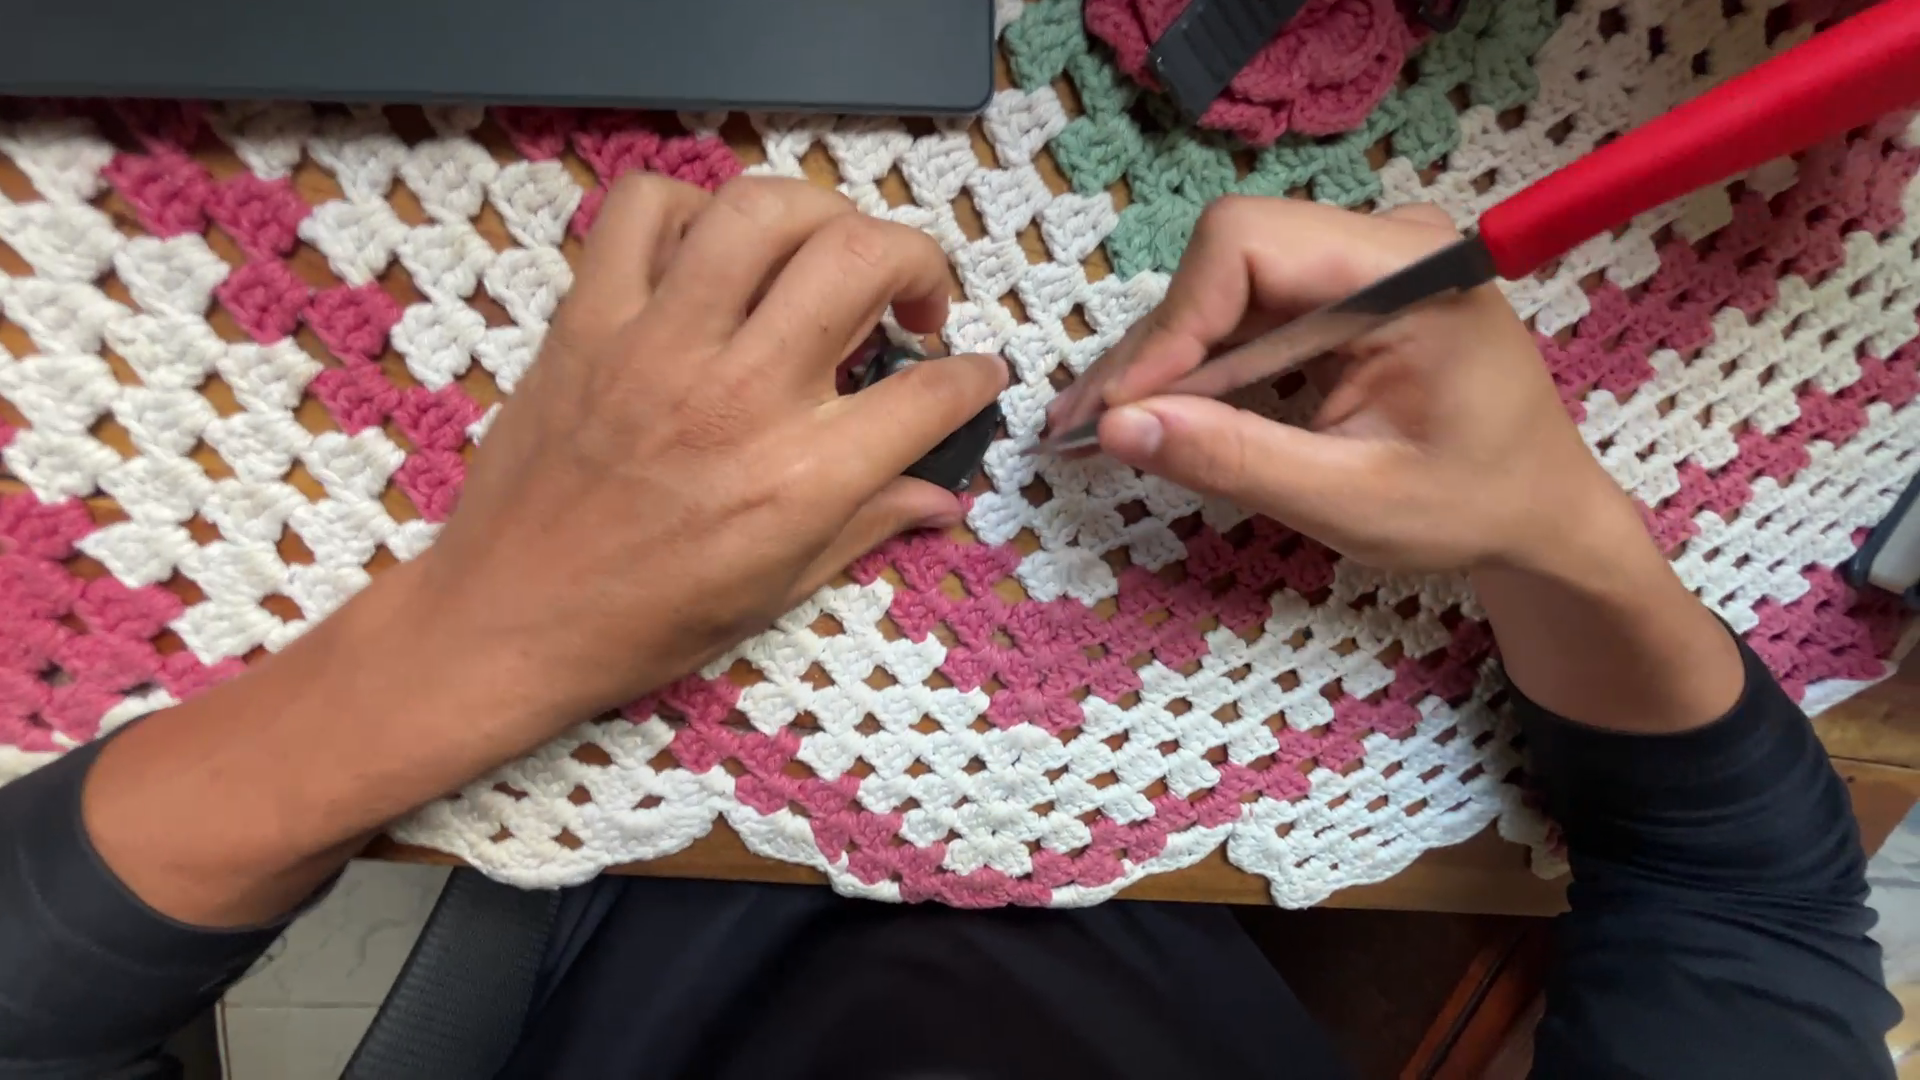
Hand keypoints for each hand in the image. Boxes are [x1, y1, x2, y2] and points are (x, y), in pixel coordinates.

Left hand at [414, 174, 1006, 723]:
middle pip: (860, 260)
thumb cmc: (657, 622)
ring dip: (824, 219)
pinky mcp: (588, 321)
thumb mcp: (783, 588)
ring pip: (762, 212)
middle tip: (913, 305)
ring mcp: (658, 345)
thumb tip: (946, 499)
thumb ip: (873, 524)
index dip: (975, 378)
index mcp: (804, 477)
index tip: (980, 373)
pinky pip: (644, 211)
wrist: (509, 619)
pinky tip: (716, 260)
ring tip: (828, 262)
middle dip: (919, 263)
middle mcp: (743, 394)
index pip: (929, 397)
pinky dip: (696, 212)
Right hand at [1060, 197, 1636, 576]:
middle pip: (1216, 271)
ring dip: (1149, 369)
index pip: (1243, 248)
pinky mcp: (1325, 304)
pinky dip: (1181, 376)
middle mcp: (1373, 246)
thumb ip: (1233, 460)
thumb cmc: (1467, 508)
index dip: (1168, 327)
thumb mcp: (1348, 500)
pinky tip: (1138, 416)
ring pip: (1212, 299)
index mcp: (1404, 272)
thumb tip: (1114, 430)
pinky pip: (1232, 324)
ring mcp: (1347, 270)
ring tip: (1088, 431)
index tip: (1118, 413)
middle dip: (1144, 356)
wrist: (1533, 511)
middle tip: (1075, 431)